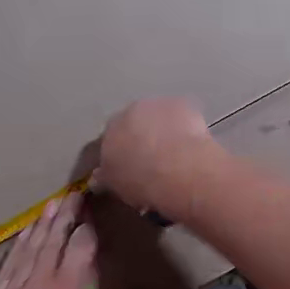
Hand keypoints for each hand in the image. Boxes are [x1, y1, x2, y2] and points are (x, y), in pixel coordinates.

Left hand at [0, 194, 97, 288]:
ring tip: (51, 205)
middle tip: (74, 195)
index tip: (93, 215)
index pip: (77, 253)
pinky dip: (18, 248)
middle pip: (50, 244)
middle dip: (64, 218)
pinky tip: (25, 235)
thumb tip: (85, 272)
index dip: (86, 232)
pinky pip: (7, 269)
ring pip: (26, 252)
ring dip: (40, 226)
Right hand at [96, 97, 221, 213]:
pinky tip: (191, 144)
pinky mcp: (183, 104)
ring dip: (163, 128)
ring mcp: (158, 104)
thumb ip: (105, 176)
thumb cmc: (141, 180)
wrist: (178, 168)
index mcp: (110, 129)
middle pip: (134, 121)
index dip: (121, 149)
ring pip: (158, 115)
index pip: (111, 136)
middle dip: (141, 135)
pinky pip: (182, 115)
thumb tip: (97, 176)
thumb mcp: (114, 185)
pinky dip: (185, 126)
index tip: (129, 164)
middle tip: (152, 158)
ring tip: (175, 152)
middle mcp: (130, 110)